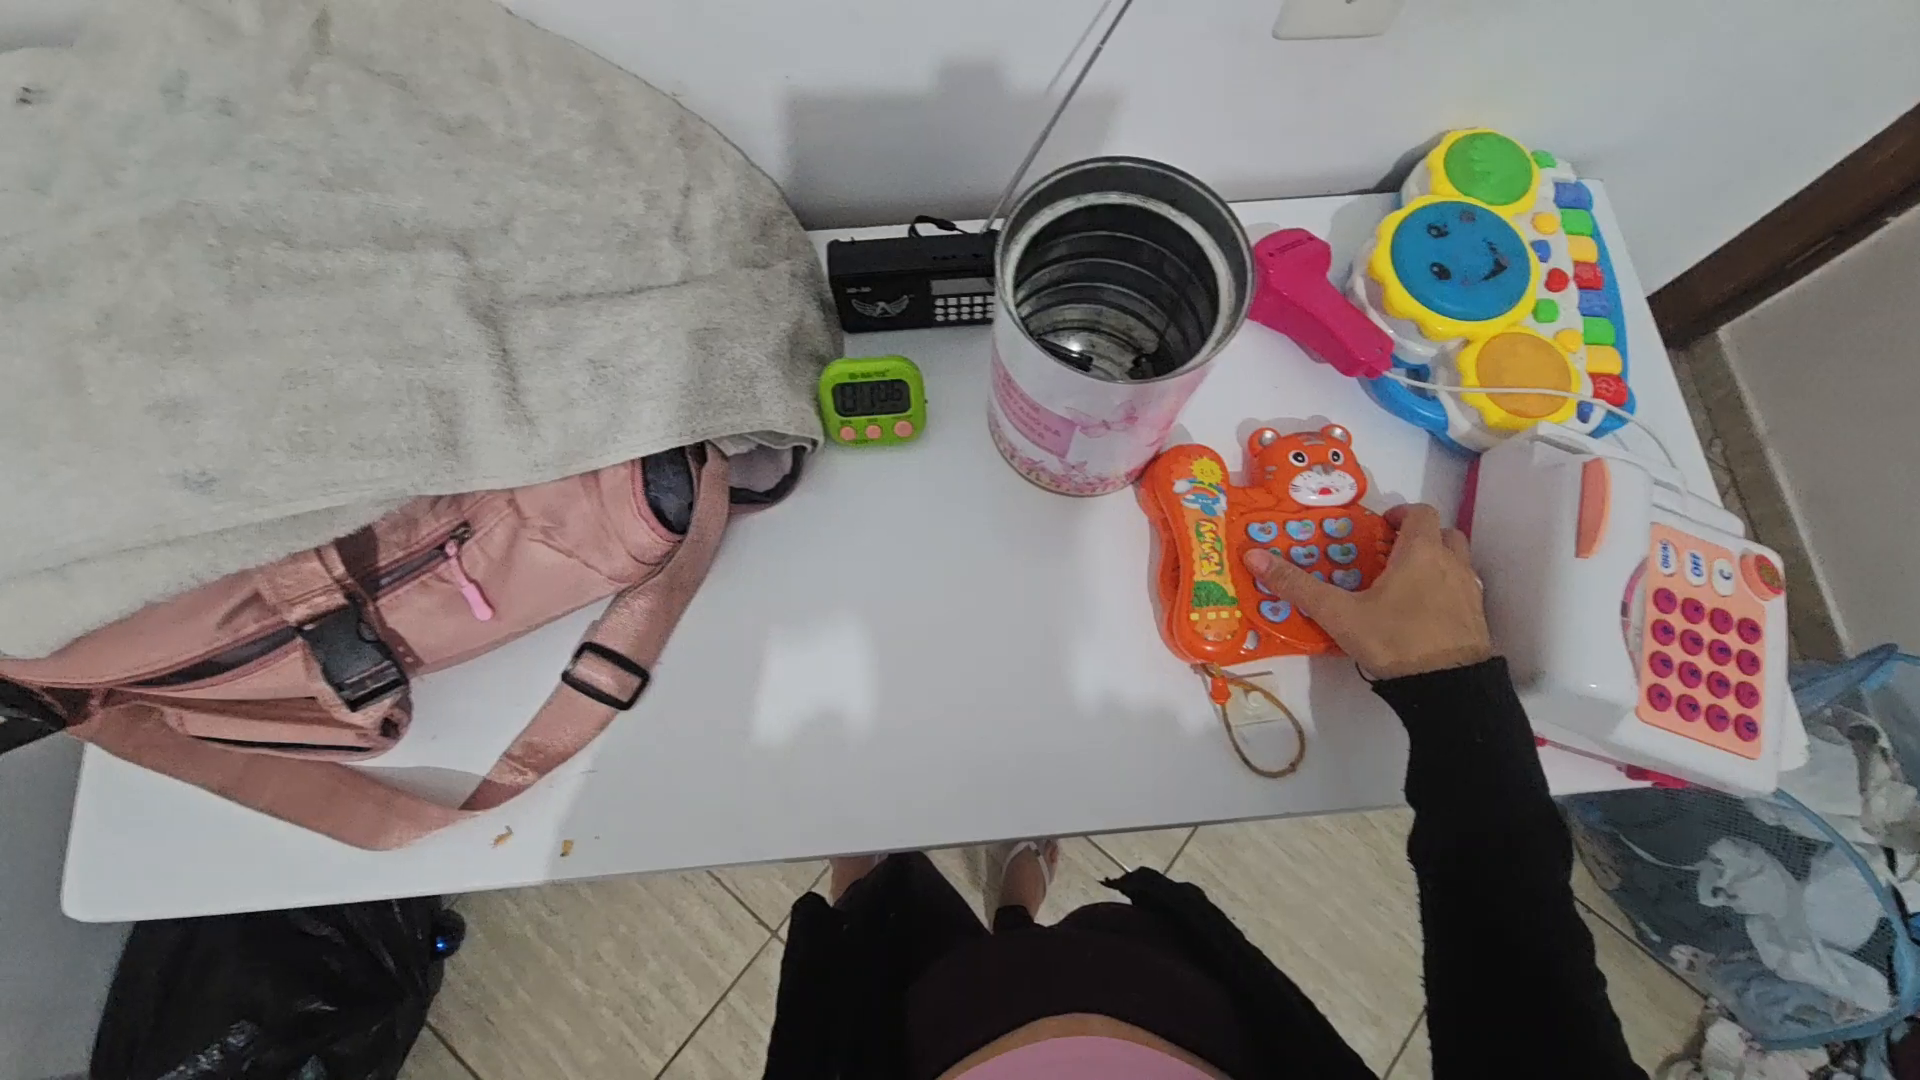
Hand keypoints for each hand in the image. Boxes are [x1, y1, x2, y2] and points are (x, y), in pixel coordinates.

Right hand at [1243, 503, 1492, 678]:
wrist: (1448, 687)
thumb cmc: (1394, 639)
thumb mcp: (1337, 613)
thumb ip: (1297, 585)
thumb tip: (1253, 556)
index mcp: (1420, 552)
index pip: (1419, 513)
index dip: (1398, 514)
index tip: (1375, 527)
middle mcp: (1451, 564)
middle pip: (1443, 533)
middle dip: (1418, 536)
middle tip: (1388, 552)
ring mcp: (1469, 591)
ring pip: (1457, 560)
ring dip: (1435, 560)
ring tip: (1403, 581)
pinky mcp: (1476, 617)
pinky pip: (1461, 588)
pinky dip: (1443, 588)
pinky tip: (1419, 610)